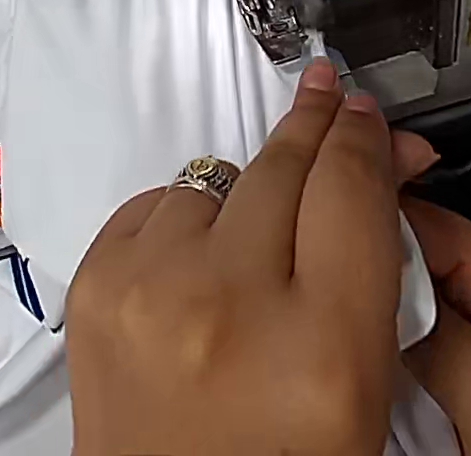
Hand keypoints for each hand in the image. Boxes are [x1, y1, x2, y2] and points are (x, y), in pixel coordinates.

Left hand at [67, 61, 435, 455]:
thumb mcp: (356, 376)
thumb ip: (371, 261)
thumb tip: (373, 158)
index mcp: (321, 354)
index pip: (348, 193)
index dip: (359, 138)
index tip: (356, 109)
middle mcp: (227, 309)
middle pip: (281, 167)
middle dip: (310, 124)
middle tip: (324, 93)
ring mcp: (149, 288)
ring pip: (214, 178)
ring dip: (240, 199)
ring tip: (245, 256)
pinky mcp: (97, 281)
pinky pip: (157, 201)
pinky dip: (182, 221)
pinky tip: (191, 269)